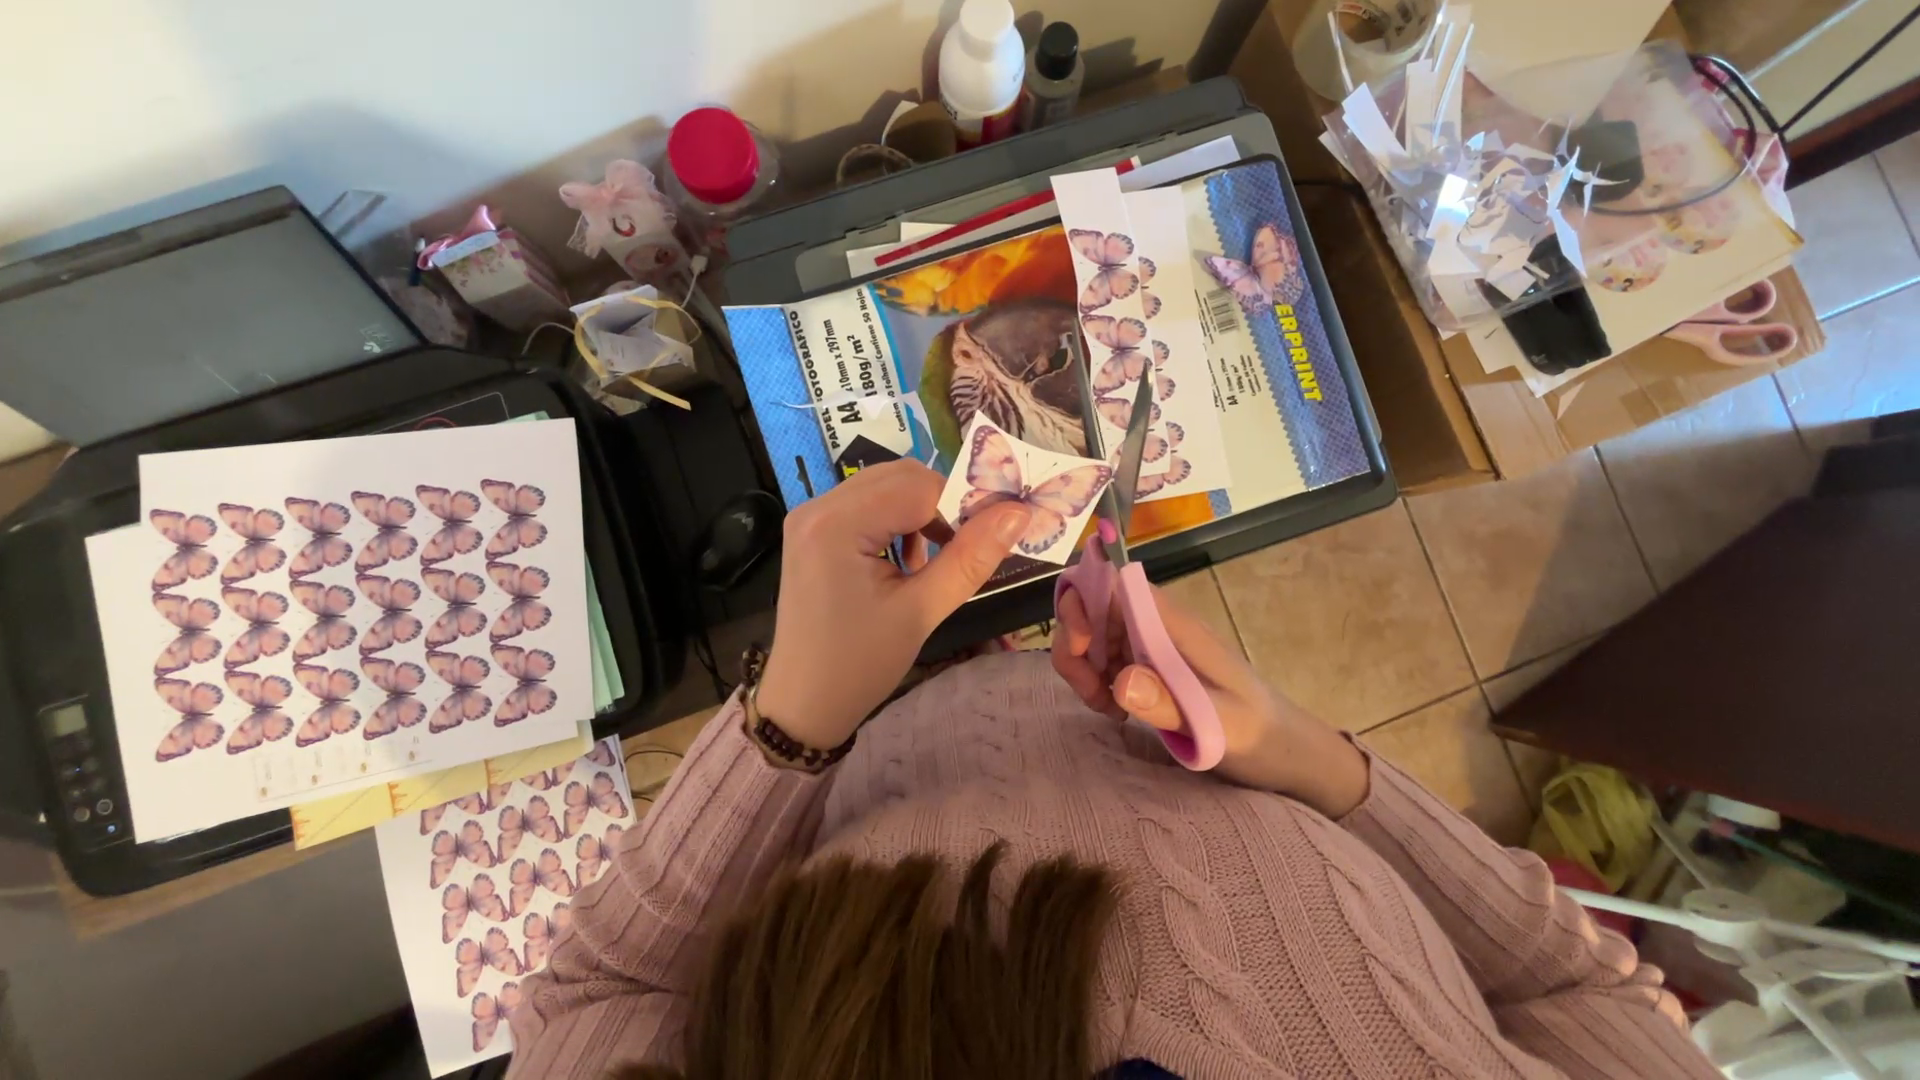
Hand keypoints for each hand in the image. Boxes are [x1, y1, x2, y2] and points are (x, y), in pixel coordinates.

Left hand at [756, 460, 1030, 750]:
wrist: (804, 704)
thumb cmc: (860, 664)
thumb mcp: (922, 611)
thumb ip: (971, 557)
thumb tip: (1018, 512)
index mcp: (837, 524)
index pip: (919, 486)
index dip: (963, 503)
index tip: (994, 534)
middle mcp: (818, 507)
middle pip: (901, 476)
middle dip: (942, 506)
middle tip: (965, 548)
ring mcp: (811, 517)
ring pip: (886, 486)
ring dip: (920, 514)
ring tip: (930, 564)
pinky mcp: (813, 531)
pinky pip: (867, 505)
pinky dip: (896, 522)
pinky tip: (905, 562)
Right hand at [1051, 581, 1369, 817]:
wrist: (1285, 753)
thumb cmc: (1258, 733)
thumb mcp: (1218, 724)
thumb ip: (1168, 702)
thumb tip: (1120, 680)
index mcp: (1173, 624)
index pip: (1112, 583)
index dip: (1083, 601)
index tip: (1083, 648)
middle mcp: (1156, 625)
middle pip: (1091, 607)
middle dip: (1074, 644)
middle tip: (1090, 691)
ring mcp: (1148, 646)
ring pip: (1091, 635)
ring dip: (1081, 668)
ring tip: (1104, 707)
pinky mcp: (1146, 669)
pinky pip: (1102, 662)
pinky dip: (1094, 683)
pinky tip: (1113, 711)